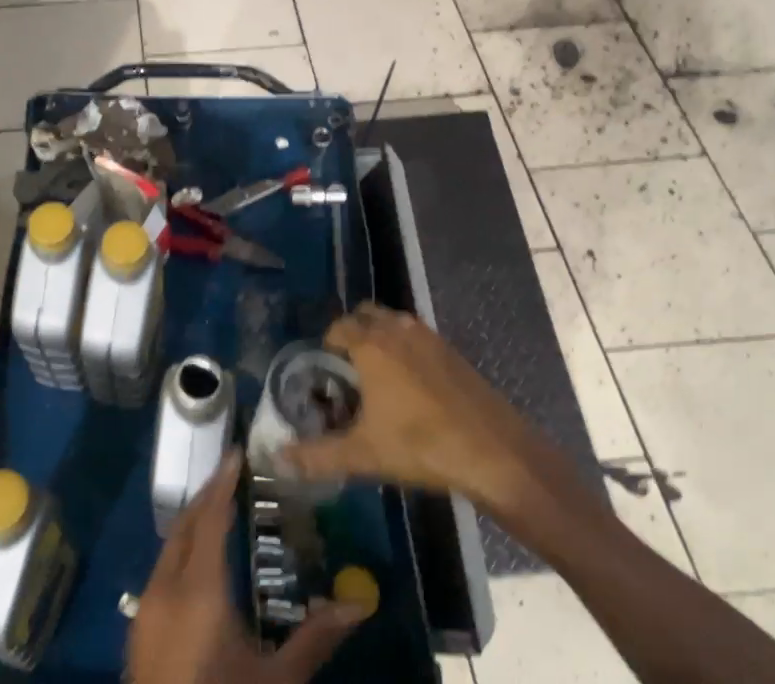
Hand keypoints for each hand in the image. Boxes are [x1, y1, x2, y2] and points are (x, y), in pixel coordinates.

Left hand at [129, 452, 368, 683]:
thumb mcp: (274, 681)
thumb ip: (314, 639)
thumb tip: (358, 603)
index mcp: (198, 590)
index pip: (208, 519)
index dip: (222, 484)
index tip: (236, 455)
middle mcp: (165, 587)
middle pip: (184, 525)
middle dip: (207, 497)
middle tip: (234, 477)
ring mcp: (146, 606)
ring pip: (169, 547)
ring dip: (193, 524)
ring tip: (223, 512)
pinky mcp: (139, 625)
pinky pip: (162, 570)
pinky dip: (183, 551)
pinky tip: (202, 563)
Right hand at [283, 304, 562, 514]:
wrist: (496, 454)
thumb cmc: (421, 446)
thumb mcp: (363, 455)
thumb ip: (317, 456)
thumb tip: (278, 460)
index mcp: (372, 345)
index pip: (338, 327)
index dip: (326, 347)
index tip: (323, 376)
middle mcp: (399, 331)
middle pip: (367, 315)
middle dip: (352, 334)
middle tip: (347, 372)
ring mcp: (431, 338)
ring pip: (395, 324)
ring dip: (381, 339)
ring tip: (377, 380)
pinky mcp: (455, 353)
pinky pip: (419, 339)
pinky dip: (407, 351)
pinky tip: (411, 391)